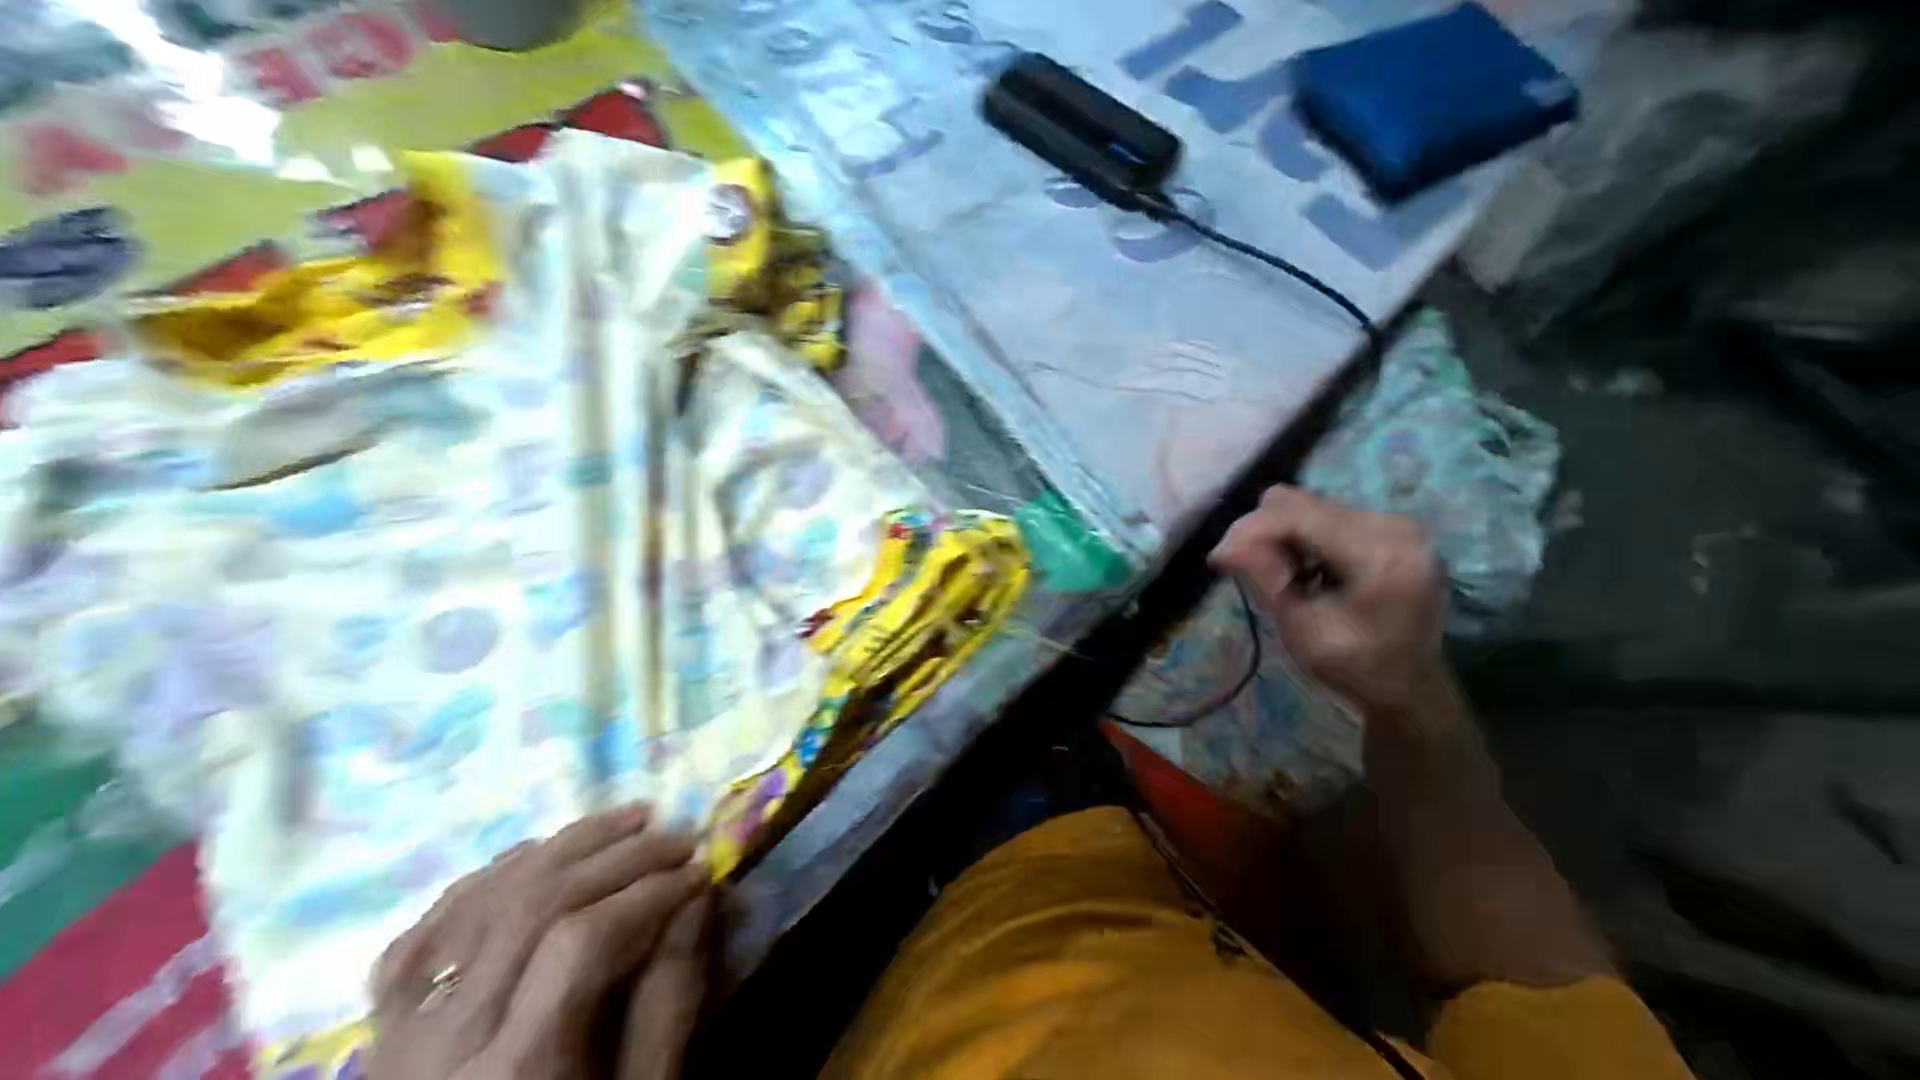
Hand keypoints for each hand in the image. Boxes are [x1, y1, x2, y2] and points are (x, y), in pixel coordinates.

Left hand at [367, 804, 712, 1079]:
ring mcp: (400, 1033)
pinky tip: (539, 853)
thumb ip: (671, 998)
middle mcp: (444, 1045)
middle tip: (678, 836)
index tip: (702, 869)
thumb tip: (699, 894)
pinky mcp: (382, 1029)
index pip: (584, 940)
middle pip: (532, 907)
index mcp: (517, 1074)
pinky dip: (489, 877)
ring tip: (627, 821)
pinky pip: (427, 929)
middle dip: (618, 856)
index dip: (650, 890)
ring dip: (564, 846)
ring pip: (481, 901)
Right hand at [1210, 486, 1447, 715]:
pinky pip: (1326, 516)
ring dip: (1282, 537)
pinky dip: (1302, 539)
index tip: (1218, 560)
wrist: (1409, 687)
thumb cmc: (1355, 667)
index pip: (1297, 515)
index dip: (1249, 531)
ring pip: (1309, 506)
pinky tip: (1305, 571)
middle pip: (1301, 503)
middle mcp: (1393, 525)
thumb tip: (1222, 548)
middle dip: (1263, 533)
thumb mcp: (1303, 630)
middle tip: (1251, 573)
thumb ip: (1266, 580)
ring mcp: (1394, 523)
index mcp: (1380, 554)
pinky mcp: (1388, 528)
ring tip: (1281, 576)